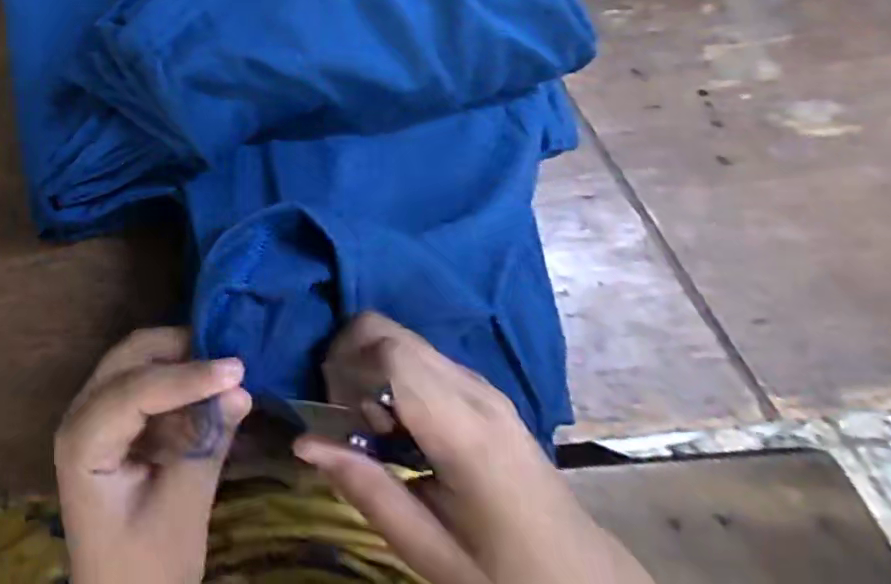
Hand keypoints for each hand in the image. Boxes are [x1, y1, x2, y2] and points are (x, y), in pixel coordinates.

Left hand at [55, 327, 252, 583]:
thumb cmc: (146, 571)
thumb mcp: (181, 513)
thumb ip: (206, 445)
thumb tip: (240, 391)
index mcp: (82, 442)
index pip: (135, 390)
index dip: (188, 376)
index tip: (237, 369)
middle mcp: (78, 416)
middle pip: (128, 360)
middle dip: (179, 352)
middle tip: (230, 359)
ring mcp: (91, 417)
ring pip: (134, 364)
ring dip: (178, 361)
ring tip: (225, 371)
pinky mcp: (110, 425)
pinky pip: (142, 385)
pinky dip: (175, 382)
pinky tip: (207, 390)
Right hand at [294, 313, 652, 583]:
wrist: (588, 583)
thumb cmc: (507, 578)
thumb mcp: (432, 554)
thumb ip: (367, 490)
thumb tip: (303, 442)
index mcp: (463, 429)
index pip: (389, 350)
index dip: (343, 363)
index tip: (332, 412)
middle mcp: (473, 391)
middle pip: (389, 331)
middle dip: (348, 359)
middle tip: (343, 417)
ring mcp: (483, 386)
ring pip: (402, 340)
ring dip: (369, 368)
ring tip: (371, 431)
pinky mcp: (484, 392)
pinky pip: (421, 359)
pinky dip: (391, 376)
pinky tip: (398, 430)